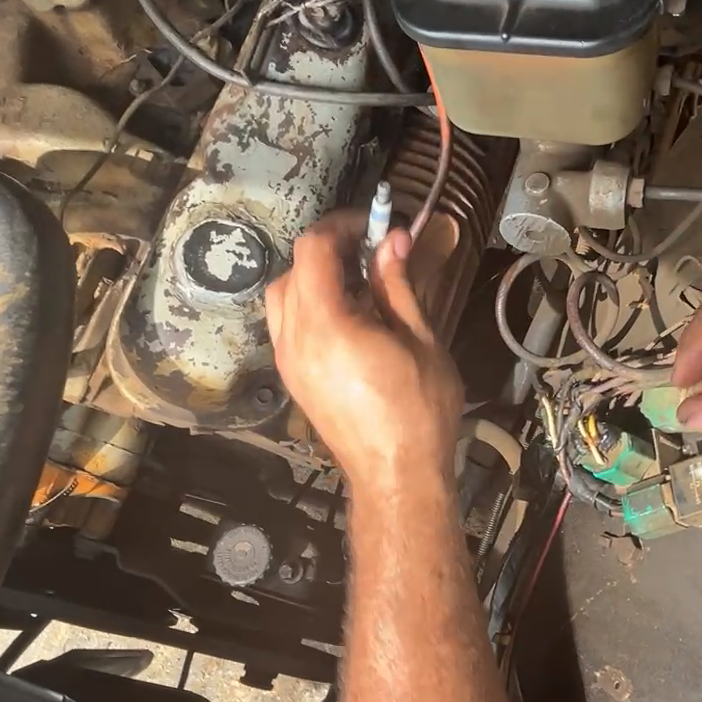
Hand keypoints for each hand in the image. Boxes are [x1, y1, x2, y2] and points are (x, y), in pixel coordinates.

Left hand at [266, 214, 463, 497]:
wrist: (396, 475)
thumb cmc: (419, 410)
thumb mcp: (420, 341)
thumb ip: (398, 285)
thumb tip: (393, 239)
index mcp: (327, 325)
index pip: (314, 249)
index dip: (342, 226)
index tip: (375, 225)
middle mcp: (295, 338)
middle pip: (293, 269)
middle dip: (329, 250)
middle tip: (372, 252)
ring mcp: (288, 361)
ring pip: (282, 296)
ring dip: (313, 277)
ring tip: (357, 284)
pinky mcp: (292, 378)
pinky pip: (285, 325)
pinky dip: (307, 305)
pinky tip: (346, 317)